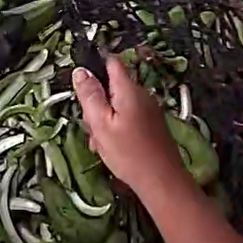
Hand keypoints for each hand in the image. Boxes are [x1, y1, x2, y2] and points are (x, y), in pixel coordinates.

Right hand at [71, 55, 188, 195]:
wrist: (162, 181)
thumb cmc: (128, 152)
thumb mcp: (101, 123)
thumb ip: (90, 95)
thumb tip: (80, 70)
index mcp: (129, 89)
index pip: (111, 62)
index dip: (94, 66)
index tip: (81, 86)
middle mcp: (142, 94)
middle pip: (112, 86)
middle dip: (97, 102)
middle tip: (91, 126)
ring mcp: (149, 109)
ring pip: (118, 105)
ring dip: (104, 119)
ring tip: (100, 142)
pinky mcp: (152, 124)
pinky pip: (128, 117)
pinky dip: (116, 128)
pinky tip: (113, 148)